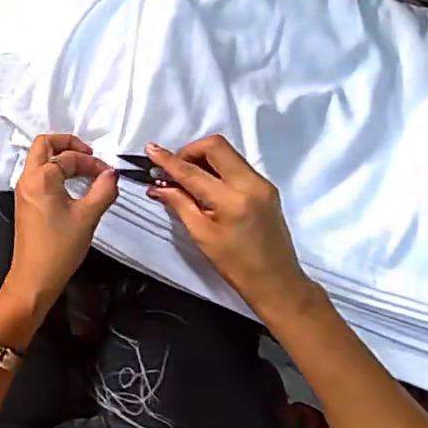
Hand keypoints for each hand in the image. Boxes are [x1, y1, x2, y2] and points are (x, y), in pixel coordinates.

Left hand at [2, 134, 118, 310]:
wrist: (34, 277)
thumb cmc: (59, 248)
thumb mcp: (88, 216)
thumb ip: (104, 190)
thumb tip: (111, 175)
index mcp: (40, 178)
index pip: (69, 156)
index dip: (92, 162)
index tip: (108, 174)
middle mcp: (27, 179)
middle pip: (44, 144)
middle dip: (67, 144)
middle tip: (89, 154)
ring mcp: (23, 190)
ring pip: (39, 159)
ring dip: (61, 158)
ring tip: (84, 169)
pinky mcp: (25, 202)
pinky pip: (38, 175)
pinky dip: (55, 171)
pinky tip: (73, 185)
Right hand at [146, 137, 320, 320]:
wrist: (276, 281)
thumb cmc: (234, 264)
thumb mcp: (201, 234)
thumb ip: (179, 203)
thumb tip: (157, 186)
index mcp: (232, 200)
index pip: (193, 171)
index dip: (168, 160)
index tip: (150, 150)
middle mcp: (251, 184)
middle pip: (216, 146)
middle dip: (190, 151)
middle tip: (173, 170)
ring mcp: (262, 183)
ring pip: (227, 153)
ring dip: (203, 158)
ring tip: (186, 179)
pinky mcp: (266, 187)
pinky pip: (236, 165)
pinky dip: (216, 167)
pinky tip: (205, 185)